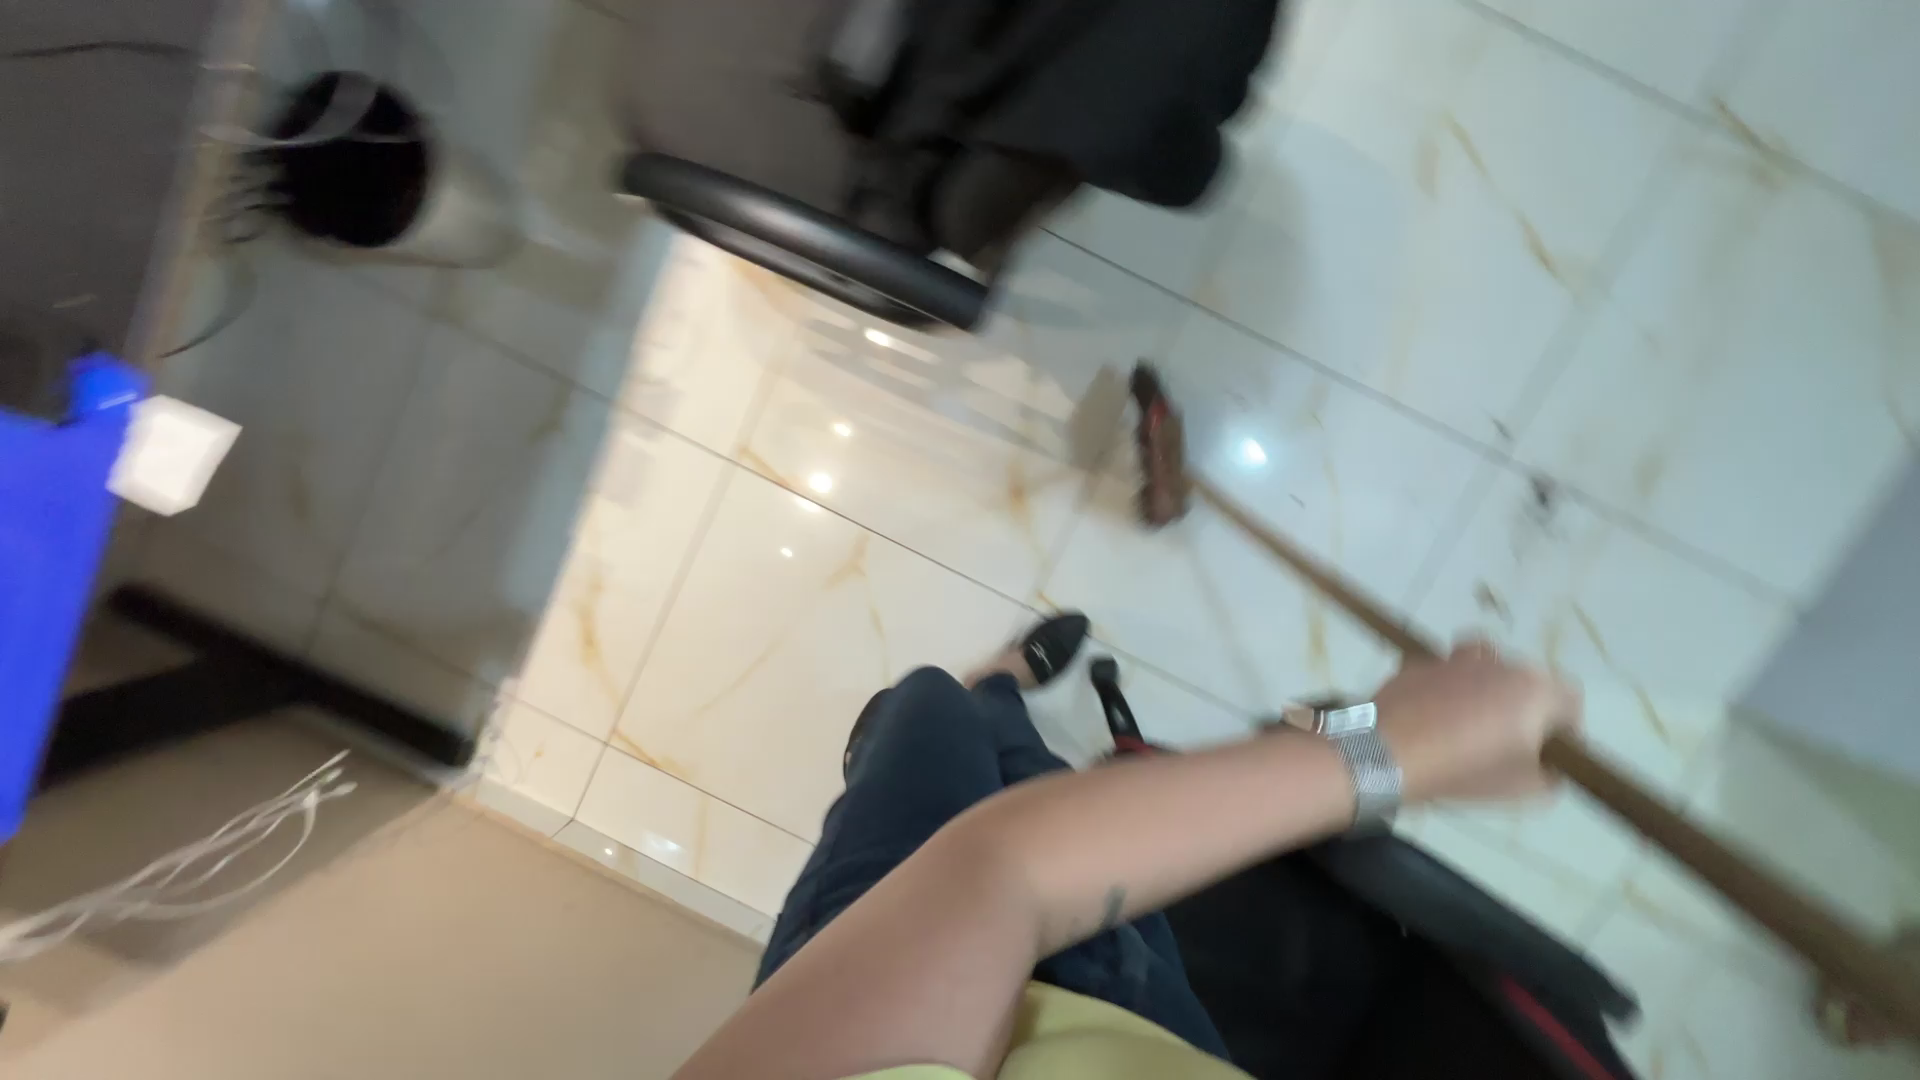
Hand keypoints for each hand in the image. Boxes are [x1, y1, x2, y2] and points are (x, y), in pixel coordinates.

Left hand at [1371, 640, 1581, 803]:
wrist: (1386, 752)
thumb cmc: (1465, 768)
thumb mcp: (1526, 788)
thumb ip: (1550, 774)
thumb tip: (1546, 766)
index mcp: (1531, 687)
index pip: (1569, 698)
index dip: (1565, 726)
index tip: (1548, 750)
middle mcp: (1493, 663)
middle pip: (1523, 677)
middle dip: (1523, 703)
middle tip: (1508, 736)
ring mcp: (1448, 660)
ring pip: (1480, 662)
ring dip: (1483, 683)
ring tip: (1471, 715)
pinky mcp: (1412, 665)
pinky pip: (1438, 673)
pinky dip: (1441, 688)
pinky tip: (1430, 715)